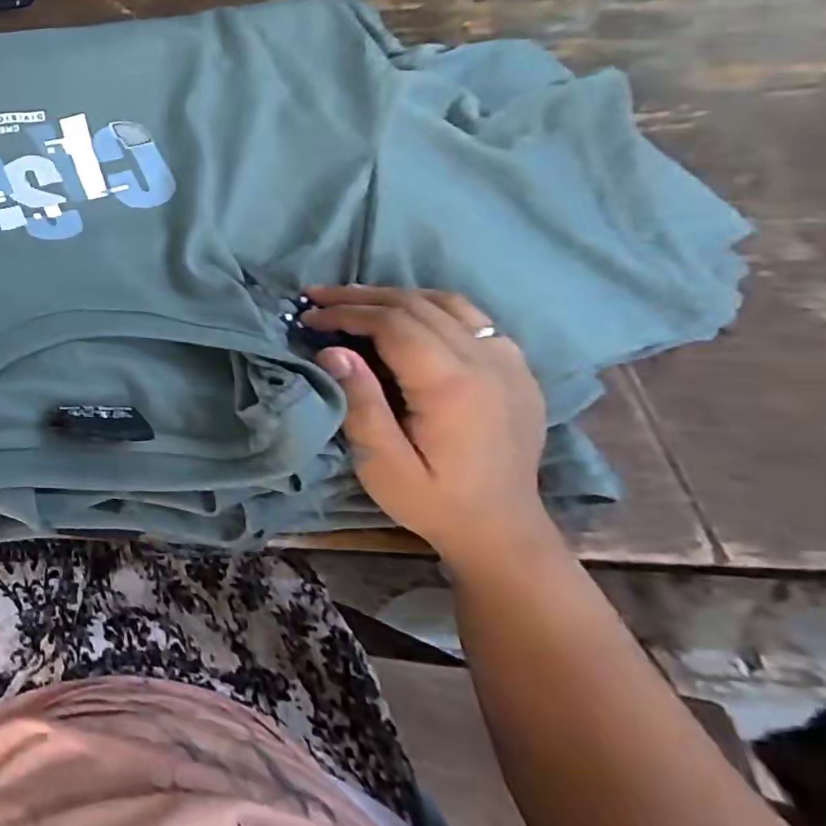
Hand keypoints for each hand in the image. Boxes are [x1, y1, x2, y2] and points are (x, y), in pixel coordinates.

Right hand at [302, 285, 553, 563]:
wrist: (501, 529)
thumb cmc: (432, 500)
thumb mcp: (382, 463)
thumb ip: (360, 403)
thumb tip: (331, 350)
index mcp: (453, 385)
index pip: (393, 323)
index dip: (346, 313)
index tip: (308, 317)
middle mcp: (487, 362)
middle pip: (417, 305)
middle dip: (361, 297)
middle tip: (316, 298)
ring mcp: (509, 362)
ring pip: (447, 303)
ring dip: (395, 295)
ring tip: (354, 300)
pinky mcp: (516, 368)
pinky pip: (472, 318)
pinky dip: (431, 307)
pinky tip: (405, 317)